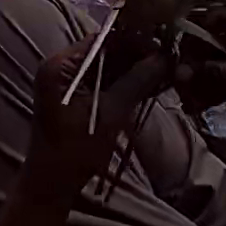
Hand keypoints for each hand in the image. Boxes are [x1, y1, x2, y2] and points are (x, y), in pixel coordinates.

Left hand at [29, 35, 170, 193]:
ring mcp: (69, 82)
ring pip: (111, 66)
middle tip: (172, 61)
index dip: (135, 40)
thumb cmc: (75, 151)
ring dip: (138, 70)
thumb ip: (135, 82)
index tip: (164, 45)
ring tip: (170, 72)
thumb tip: (164, 57)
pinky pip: (107, 81)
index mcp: (61, 65)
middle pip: (108, 51)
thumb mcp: (109, 114)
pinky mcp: (78, 97)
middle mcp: (62, 67)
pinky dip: (129, 84)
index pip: (102, 39)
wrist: (52, 187)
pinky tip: (156, 85)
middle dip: (140, 56)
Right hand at [174, 7, 225, 155]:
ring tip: (183, 94)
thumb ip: (221, 74)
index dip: (199, 28)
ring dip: (204, 77)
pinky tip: (197, 103)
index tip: (171, 43)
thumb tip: (180, 72)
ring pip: (224, 61)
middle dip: (198, 58)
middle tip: (175, 76)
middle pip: (223, 39)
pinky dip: (216, 89)